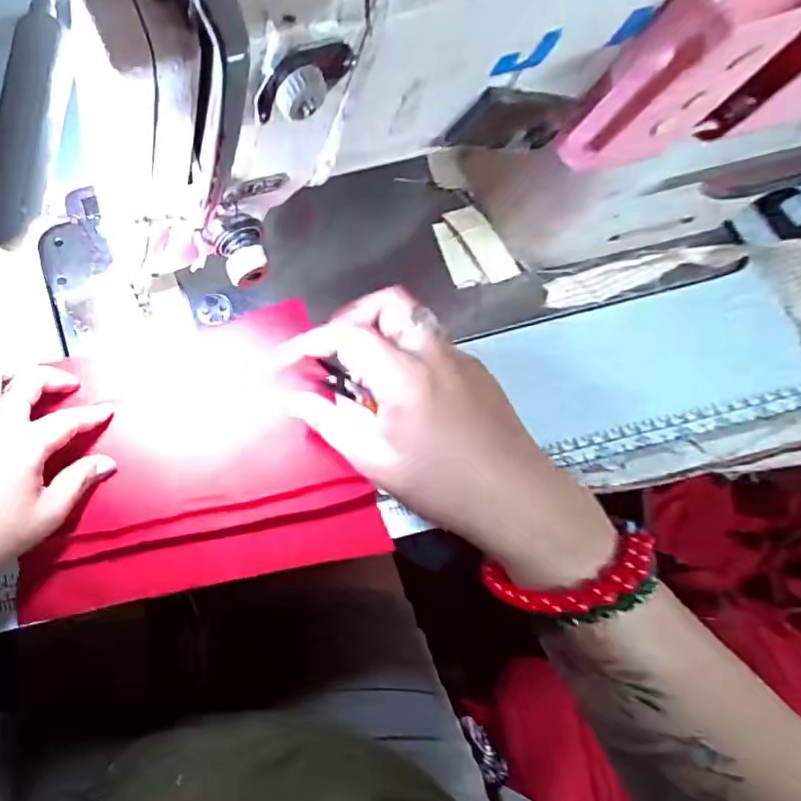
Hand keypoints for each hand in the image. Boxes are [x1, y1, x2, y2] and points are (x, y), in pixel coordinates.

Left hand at [0, 367, 115, 607]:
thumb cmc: (1, 533)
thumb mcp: (50, 512)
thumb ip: (79, 480)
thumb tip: (106, 462)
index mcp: (26, 441)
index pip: (68, 419)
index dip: (93, 413)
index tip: (111, 408)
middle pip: (28, 381)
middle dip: (55, 378)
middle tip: (71, 388)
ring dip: (10, 373)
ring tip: (25, 383)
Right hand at [282, 287, 617, 586]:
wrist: (516, 498)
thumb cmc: (439, 484)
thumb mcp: (372, 459)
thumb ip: (328, 421)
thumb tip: (292, 398)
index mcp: (404, 373)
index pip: (346, 334)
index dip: (307, 342)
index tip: (283, 361)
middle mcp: (434, 352)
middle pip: (388, 302)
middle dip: (351, 316)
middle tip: (332, 352)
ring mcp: (460, 358)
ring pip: (413, 320)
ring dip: (379, 332)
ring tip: (362, 374)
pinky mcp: (476, 371)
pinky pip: (431, 344)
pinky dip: (404, 352)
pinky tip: (400, 394)